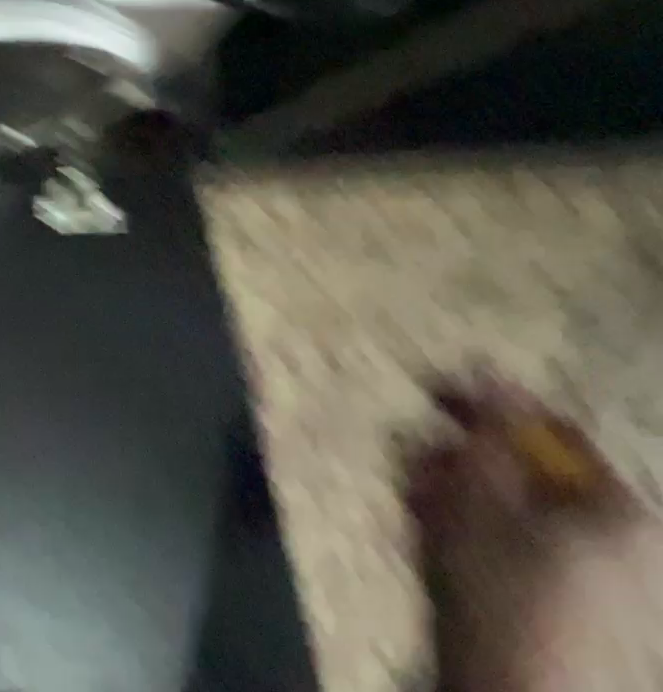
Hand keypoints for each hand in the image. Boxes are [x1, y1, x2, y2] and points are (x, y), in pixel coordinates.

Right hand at [404, 376, 662, 691]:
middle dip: (457, 456)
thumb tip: (485, 368)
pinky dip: (464, 524)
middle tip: (412, 458)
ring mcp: (589, 568)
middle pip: (522, 467)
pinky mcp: (556, 592)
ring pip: (506, 502)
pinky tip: (429, 529)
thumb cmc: (501, 585)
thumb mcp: (483, 495)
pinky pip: (508, 537)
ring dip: (450, 489)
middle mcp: (615, 532)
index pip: (548, 429)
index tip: (428, 391)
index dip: (486, 405)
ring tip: (413, 498)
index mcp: (616, 506)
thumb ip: (488, 429)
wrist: (510, 685)